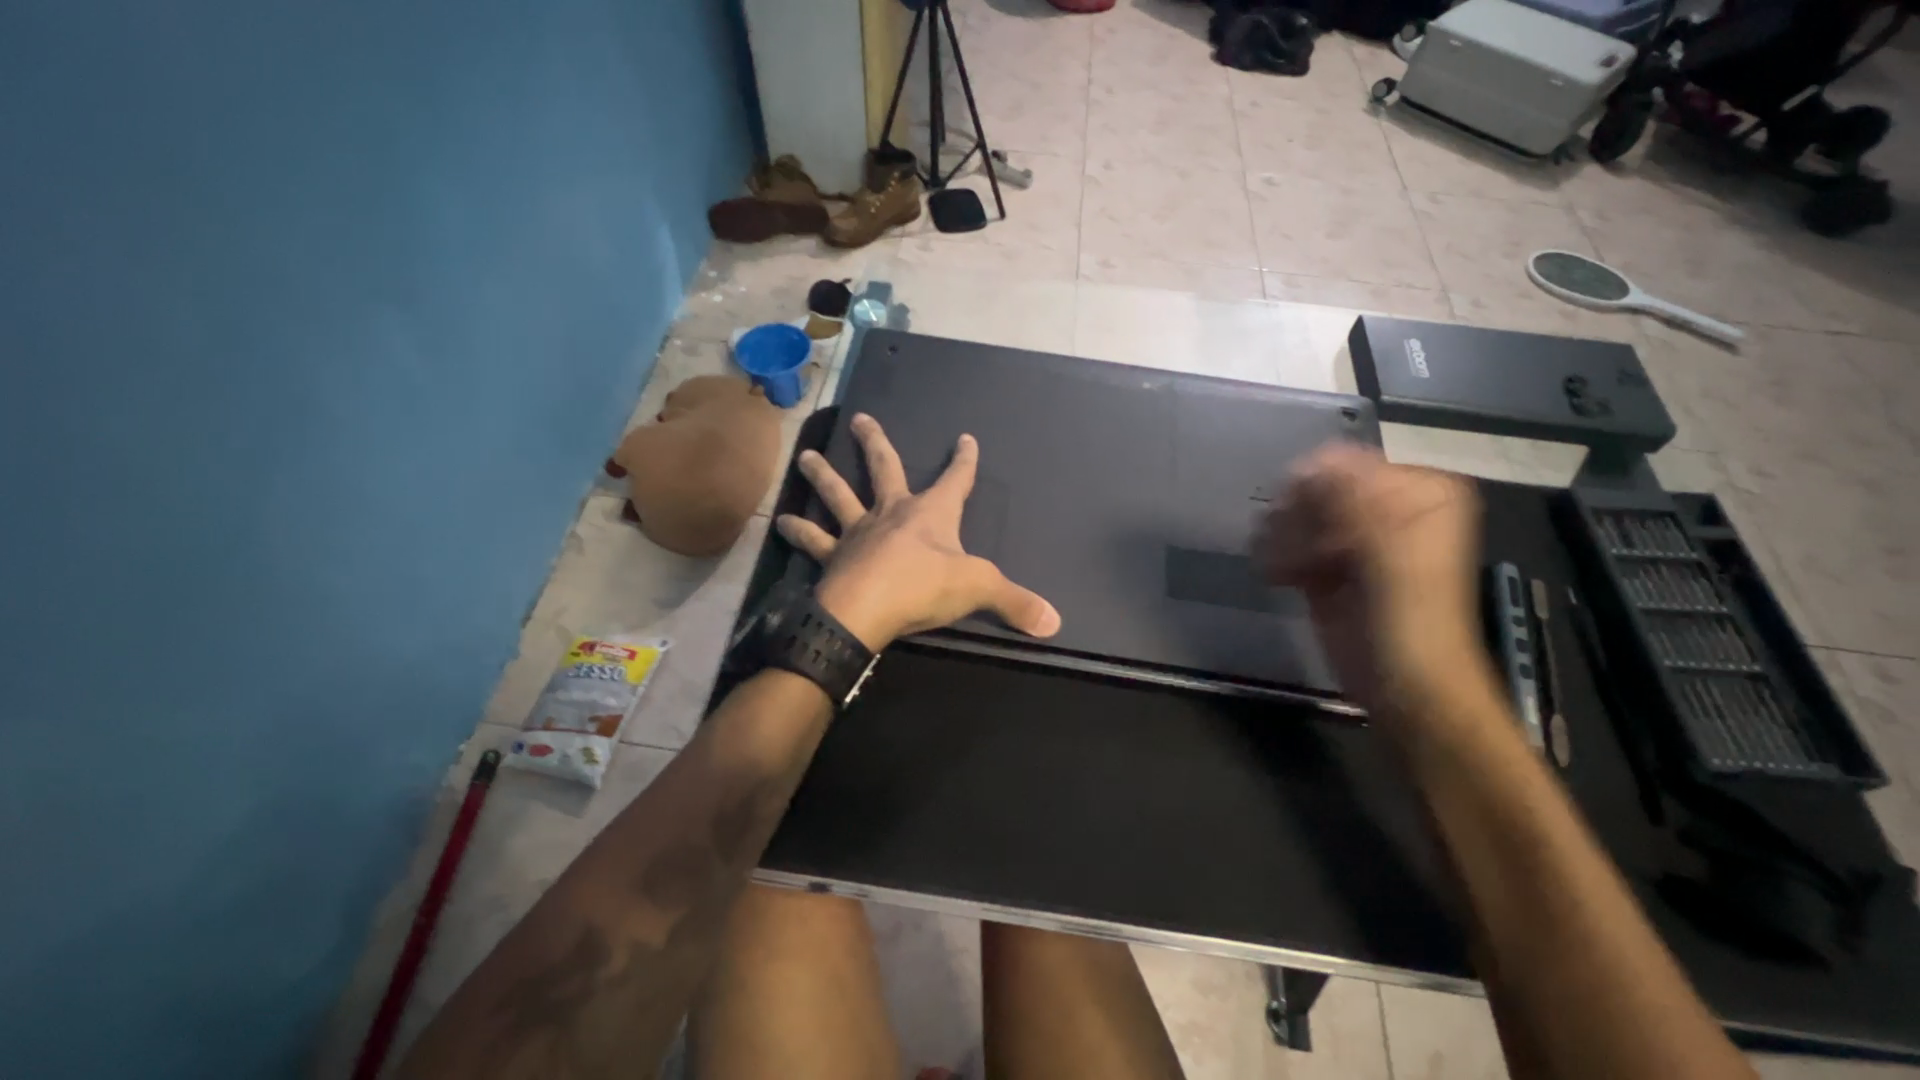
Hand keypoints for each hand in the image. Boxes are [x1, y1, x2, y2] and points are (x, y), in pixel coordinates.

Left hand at [777, 413, 1061, 650]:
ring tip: (805, 456)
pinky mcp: (832, 558)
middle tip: (859, 419)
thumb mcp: (978, 590)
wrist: (864, 610)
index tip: (966, 438)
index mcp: (930, 514)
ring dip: (822, 475)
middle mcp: (891, 513)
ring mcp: (857, 533)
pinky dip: (797, 532)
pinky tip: (780, 522)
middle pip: (883, 468)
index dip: (964, 461)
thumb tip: (1053, 621)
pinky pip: (813, 541)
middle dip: (874, 443)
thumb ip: (1014, 602)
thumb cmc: (922, 588)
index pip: (955, 480)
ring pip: (837, 495)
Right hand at [1257, 442, 1486, 718]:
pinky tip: (1279, 579)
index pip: (1348, 464)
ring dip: (1283, 540)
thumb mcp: (1390, 554)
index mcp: (1418, 492)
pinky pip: (1290, 542)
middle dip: (1298, 519)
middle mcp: (1389, 506)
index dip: (1318, 493)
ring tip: (1285, 571)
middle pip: (1318, 488)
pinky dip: (1279, 558)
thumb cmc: (1409, 622)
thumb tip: (1311, 461)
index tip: (1304, 526)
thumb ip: (1355, 503)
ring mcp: (1357, 536)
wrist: (1407, 689)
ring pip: (1298, 515)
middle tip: (1297, 555)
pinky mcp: (1329, 565)